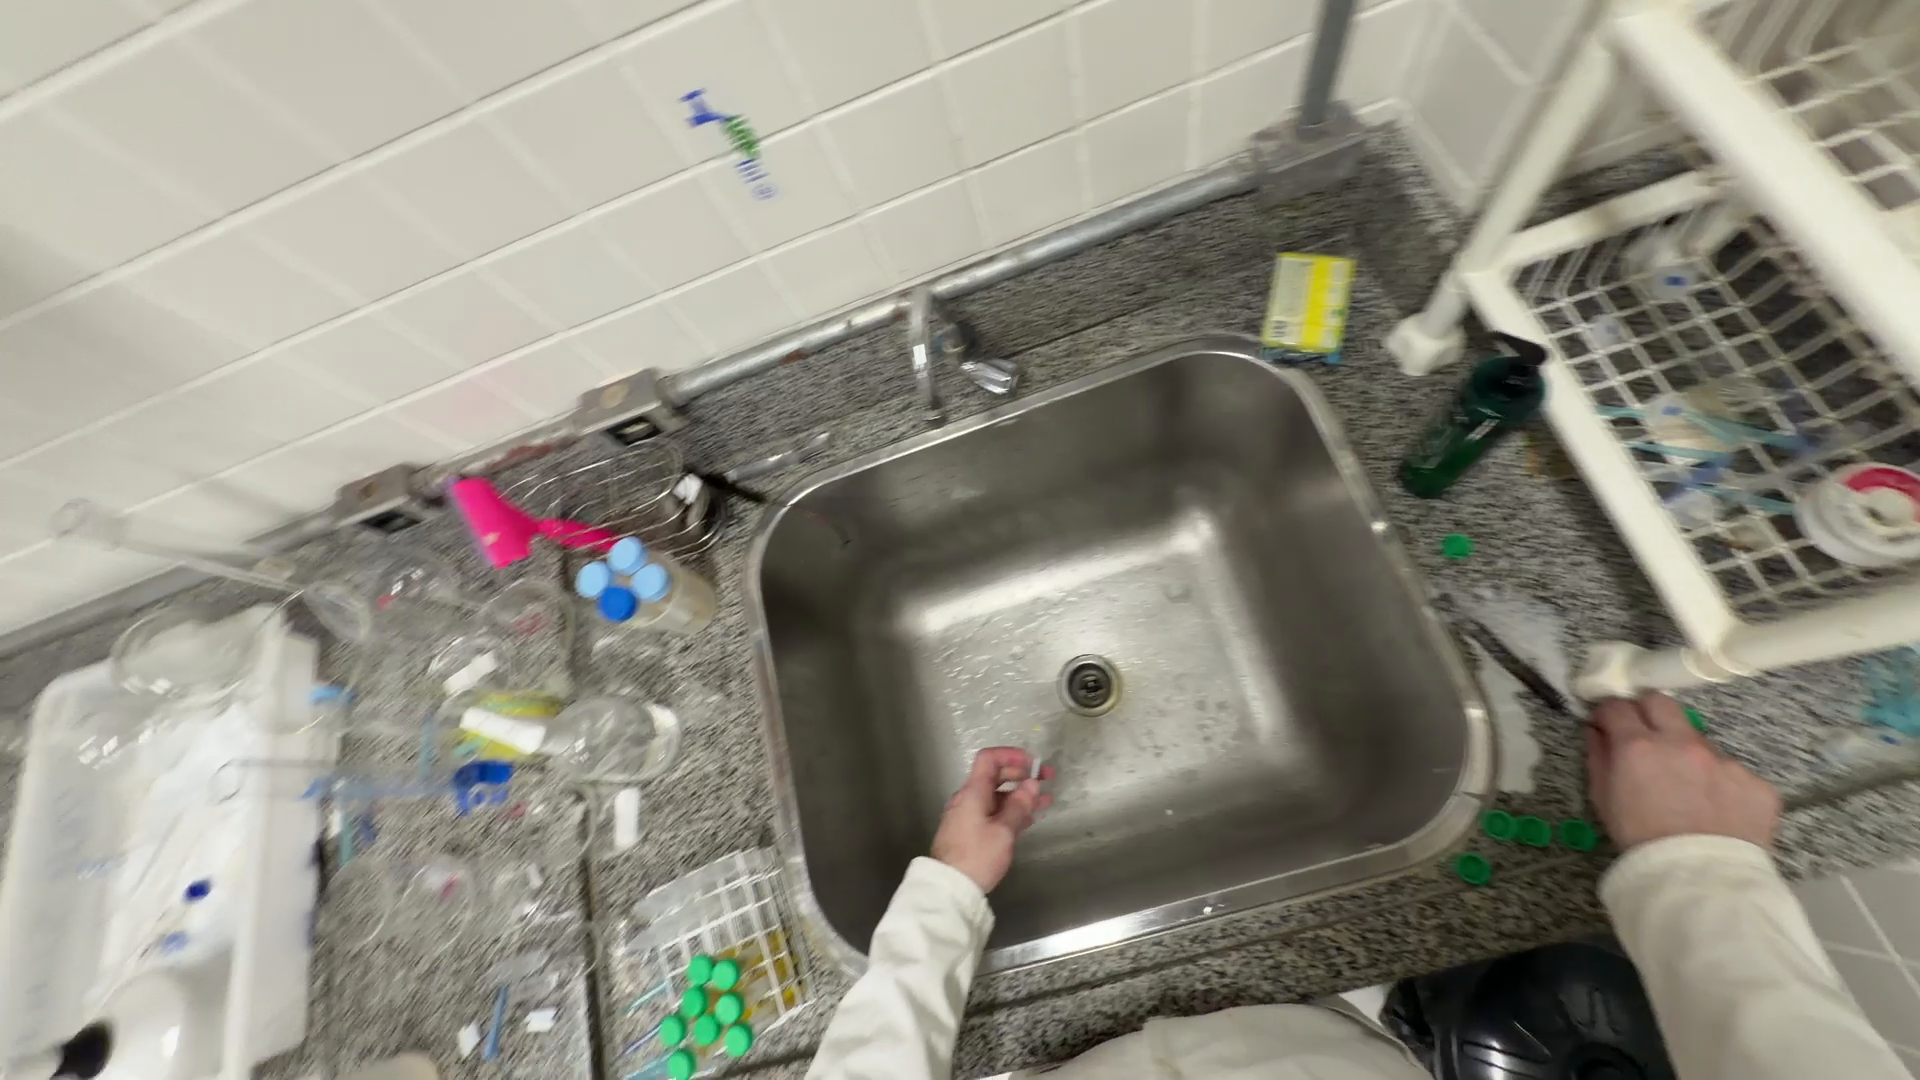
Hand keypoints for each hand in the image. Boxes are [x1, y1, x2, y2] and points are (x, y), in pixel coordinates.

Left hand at [931, 747, 1054, 892]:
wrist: (949, 889)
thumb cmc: (977, 856)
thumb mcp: (1003, 831)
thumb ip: (1018, 806)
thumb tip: (1032, 784)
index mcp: (973, 791)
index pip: (989, 759)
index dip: (1011, 755)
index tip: (1033, 763)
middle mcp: (969, 798)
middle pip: (995, 776)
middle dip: (1022, 775)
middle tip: (1047, 780)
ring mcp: (968, 815)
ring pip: (997, 796)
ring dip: (1020, 796)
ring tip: (1045, 802)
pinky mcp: (970, 831)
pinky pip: (992, 812)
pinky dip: (1010, 811)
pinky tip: (1028, 818)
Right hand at [1586, 692, 1780, 851]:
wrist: (1699, 874)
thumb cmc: (1638, 833)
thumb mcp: (1602, 794)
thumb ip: (1599, 755)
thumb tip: (1598, 731)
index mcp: (1637, 745)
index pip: (1617, 706)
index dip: (1608, 713)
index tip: (1607, 724)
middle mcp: (1681, 744)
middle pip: (1661, 702)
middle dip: (1646, 711)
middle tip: (1643, 733)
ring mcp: (1725, 762)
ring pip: (1699, 740)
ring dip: (1686, 752)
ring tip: (1686, 785)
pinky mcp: (1757, 783)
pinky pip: (1732, 771)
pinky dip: (1719, 781)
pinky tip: (1715, 805)